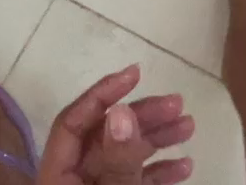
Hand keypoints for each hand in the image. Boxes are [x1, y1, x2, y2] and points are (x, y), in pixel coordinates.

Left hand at [37, 64, 193, 184]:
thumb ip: (116, 160)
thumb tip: (122, 109)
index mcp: (56, 176)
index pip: (73, 121)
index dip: (103, 93)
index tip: (135, 72)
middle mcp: (73, 181)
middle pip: (106, 136)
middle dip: (143, 116)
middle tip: (177, 102)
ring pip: (125, 156)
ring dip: (158, 139)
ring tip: (188, 126)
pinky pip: (135, 182)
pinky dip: (158, 172)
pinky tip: (184, 165)